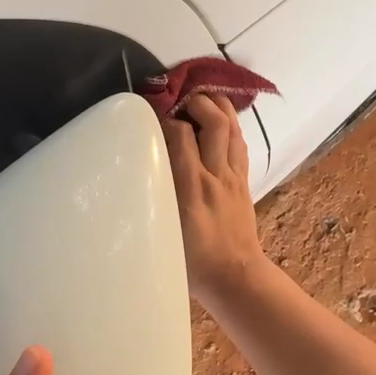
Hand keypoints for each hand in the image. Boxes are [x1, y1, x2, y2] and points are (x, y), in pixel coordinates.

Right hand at [160, 95, 265, 304]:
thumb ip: (150, 201)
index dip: (165, 118)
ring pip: (232, 127)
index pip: (180, 135)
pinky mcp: (244, 179)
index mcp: (191, 188)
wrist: (235, 276)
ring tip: (200, 97)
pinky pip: (240, 142)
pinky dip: (230, 124)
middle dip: (196, 101)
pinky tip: (219, 118)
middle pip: (214, 122)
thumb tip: (131, 173)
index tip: (150, 115)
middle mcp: (215, 175)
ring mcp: (233, 175)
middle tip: (178, 98)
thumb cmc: (191, 263)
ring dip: (217, 106)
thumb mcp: (162, 233)